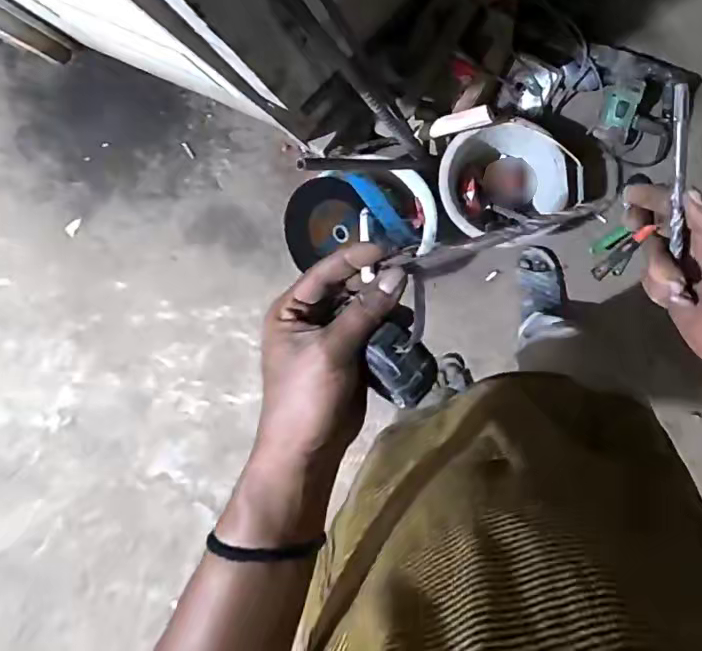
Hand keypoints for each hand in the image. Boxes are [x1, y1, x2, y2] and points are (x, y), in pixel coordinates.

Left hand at [251, 243, 404, 471]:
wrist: (306, 452)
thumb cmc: (306, 398)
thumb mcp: (333, 349)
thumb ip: (366, 310)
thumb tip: (399, 273)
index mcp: (292, 309)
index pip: (327, 270)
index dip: (359, 256)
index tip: (393, 249)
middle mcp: (311, 314)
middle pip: (350, 283)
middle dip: (378, 279)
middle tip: (409, 274)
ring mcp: (332, 331)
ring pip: (366, 302)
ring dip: (387, 303)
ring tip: (406, 312)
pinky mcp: (352, 348)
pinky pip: (375, 323)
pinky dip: (390, 322)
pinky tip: (404, 327)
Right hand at [626, 184, 701, 374]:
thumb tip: (689, 193)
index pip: (679, 204)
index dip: (656, 195)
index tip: (633, 194)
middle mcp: (693, 243)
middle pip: (657, 221)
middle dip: (643, 222)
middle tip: (633, 224)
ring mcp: (679, 266)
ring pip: (650, 251)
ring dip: (659, 268)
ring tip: (678, 289)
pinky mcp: (668, 289)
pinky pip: (648, 278)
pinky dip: (657, 287)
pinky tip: (676, 301)